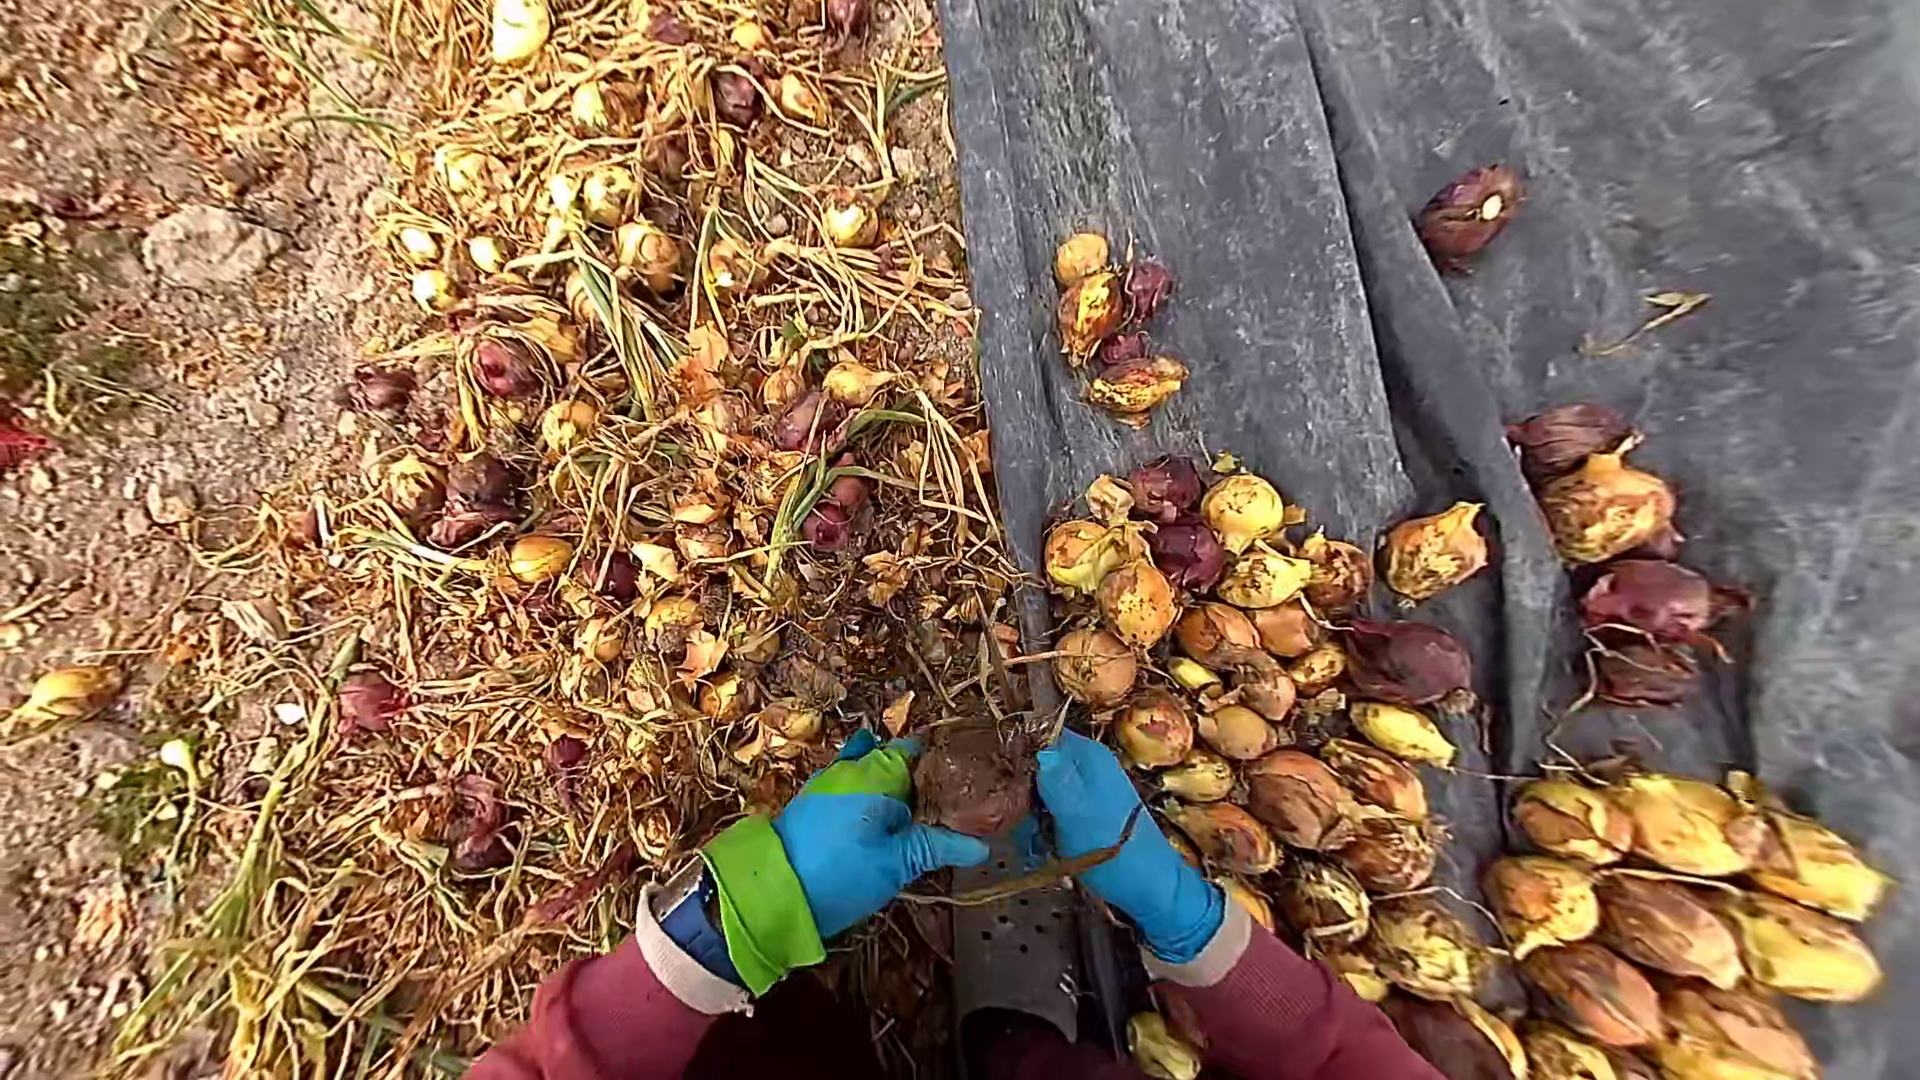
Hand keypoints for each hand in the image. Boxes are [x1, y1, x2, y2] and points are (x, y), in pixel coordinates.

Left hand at [704, 730, 990, 993]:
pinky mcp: (813, 798)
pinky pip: (847, 781)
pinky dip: (864, 790)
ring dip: (886, 782)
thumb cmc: (841, 873)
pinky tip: (873, 816)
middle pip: (891, 756)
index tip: (953, 779)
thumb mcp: (896, 864)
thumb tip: (981, 846)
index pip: (913, 751)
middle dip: (912, 773)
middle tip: (936, 801)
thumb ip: (936, 847)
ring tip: (906, 811)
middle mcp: (851, 766)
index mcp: (876, 772)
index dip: (934, 762)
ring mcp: (828, 779)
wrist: (772, 891)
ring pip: (867, 767)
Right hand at [1036, 729, 1223, 961]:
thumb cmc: (1112, 850)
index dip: (1018, 753)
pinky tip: (1043, 847)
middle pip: (1037, 764)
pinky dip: (1043, 826)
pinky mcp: (1085, 811)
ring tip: (1034, 840)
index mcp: (1087, 755)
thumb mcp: (1077, 811)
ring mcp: (1086, 788)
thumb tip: (1035, 746)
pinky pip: (1052, 809)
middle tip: (1021, 820)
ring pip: (1040, 789)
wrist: (1151, 891)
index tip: (1003, 779)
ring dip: (1030, 815)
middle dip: (1023, 792)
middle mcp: (1087, 765)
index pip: (1041, 734)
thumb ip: (1054, 777)